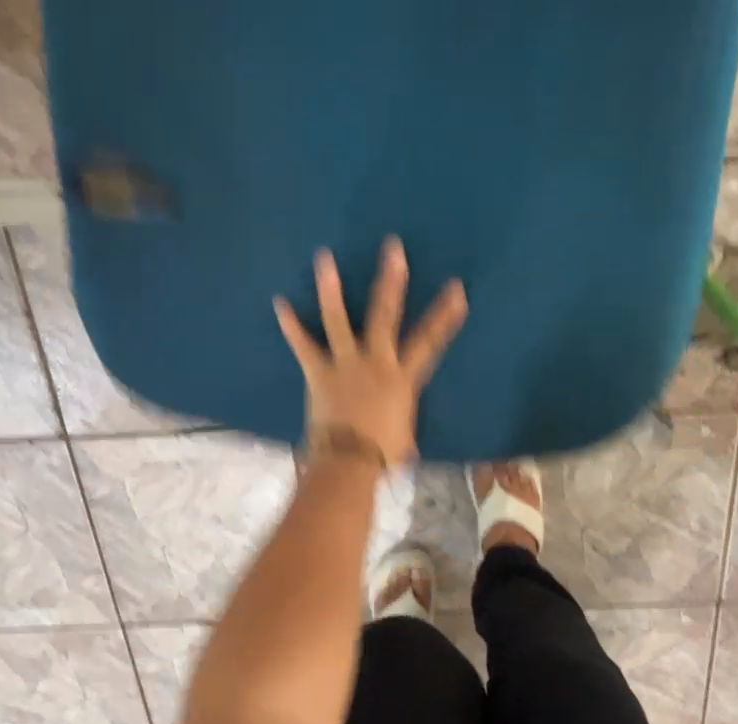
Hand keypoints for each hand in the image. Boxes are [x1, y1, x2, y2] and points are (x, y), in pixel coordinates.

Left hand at [275, 237, 467, 465]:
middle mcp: (376, 362)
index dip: (445, 315)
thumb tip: (404, 442)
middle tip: (393, 248)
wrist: (350, 461)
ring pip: (338, 320)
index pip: (430, 341)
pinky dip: (292, 326)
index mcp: (403, 379)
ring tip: (325, 258)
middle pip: (386, 315)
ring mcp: (345, 364)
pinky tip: (280, 303)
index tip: (457, 289)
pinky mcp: (319, 373)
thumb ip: (403, 425)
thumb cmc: (383, 454)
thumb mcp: (404, 438)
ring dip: (331, 289)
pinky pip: (303, 346)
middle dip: (391, 280)